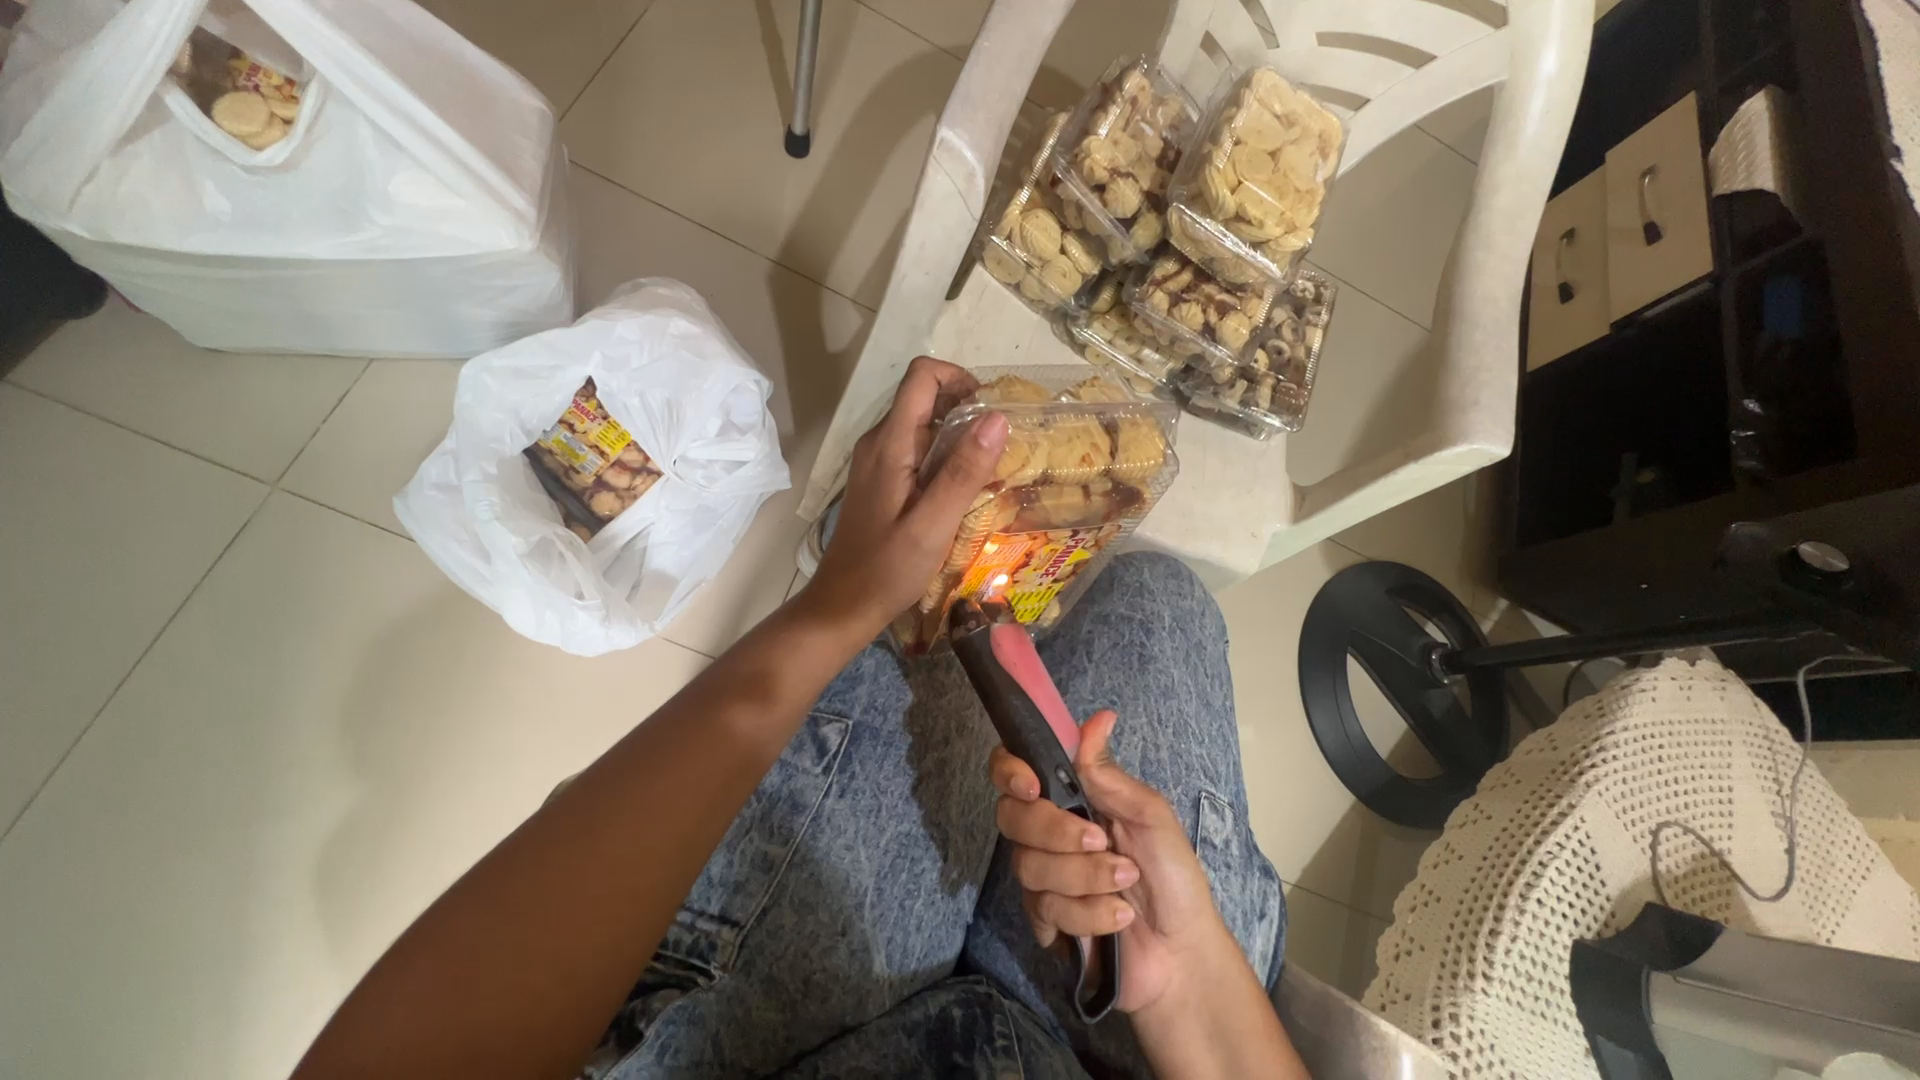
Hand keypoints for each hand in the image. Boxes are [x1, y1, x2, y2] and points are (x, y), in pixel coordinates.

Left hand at [800, 356, 1008, 635]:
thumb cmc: (887, 570)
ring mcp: (877, 463)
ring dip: (959, 437)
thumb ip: (963, 471)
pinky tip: (963, 492)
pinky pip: (917, 453)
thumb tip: (998, 418)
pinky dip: (945, 459)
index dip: (960, 378)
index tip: (992, 412)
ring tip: (989, 471)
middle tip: (999, 447)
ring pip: (923, 426)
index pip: (921, 376)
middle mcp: (879, 443)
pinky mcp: (881, 482)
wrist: (843, 606)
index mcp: (889, 444)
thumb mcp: (933, 524)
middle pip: (924, 397)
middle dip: (966, 409)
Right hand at [990, 710, 1246, 1014]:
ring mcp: (1043, 876)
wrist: (1184, 951)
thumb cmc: (1173, 874)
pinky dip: (1089, 914)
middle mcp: (1048, 830)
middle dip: (1058, 832)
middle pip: (1011, 816)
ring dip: (1085, 877)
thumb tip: (1100, 717)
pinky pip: (1044, 909)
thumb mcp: (1151, 816)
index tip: (1033, 786)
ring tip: (1126, 884)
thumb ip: (1111, 773)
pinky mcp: (1045, 919)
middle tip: (1103, 841)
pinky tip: (1118, 918)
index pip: (1013, 768)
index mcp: (1070, 796)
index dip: (1010, 772)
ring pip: (1029, 866)